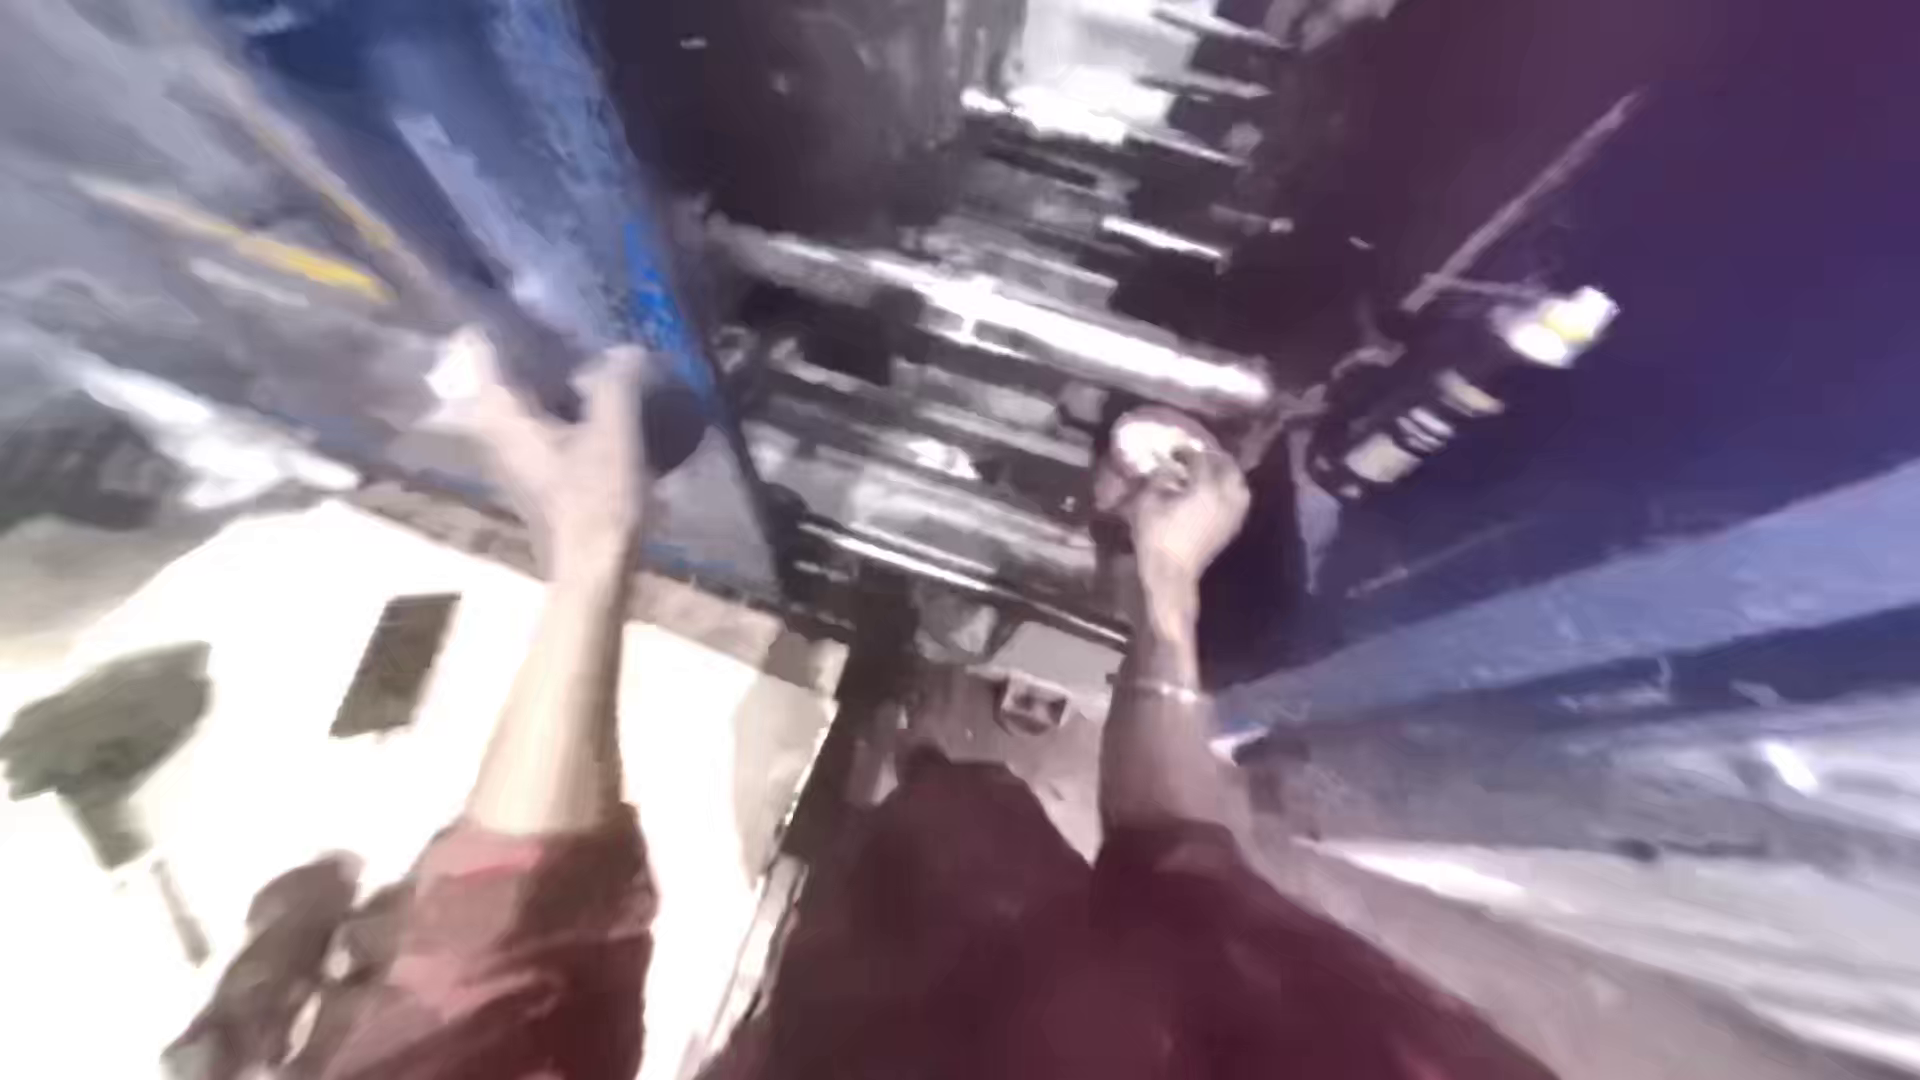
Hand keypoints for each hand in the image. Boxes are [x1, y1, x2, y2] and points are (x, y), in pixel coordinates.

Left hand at [446, 326, 649, 574]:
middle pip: (506, 368)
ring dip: (558, 378)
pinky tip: (604, 406)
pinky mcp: (536, 469)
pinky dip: (567, 406)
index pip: (483, 343)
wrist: (595, 562)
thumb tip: (627, 349)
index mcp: (499, 412)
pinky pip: (544, 420)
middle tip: (586, 333)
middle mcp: (493, 427)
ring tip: (601, 363)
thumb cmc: (598, 498)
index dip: (513, 318)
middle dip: (543, 347)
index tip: (551, 306)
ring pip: (527, 396)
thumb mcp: (615, 434)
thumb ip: (617, 384)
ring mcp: (512, 451)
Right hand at [1096, 409, 1248, 629]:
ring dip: (1224, 473)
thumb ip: (1157, 479)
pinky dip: (1229, 489)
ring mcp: (1234, 512)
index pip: (1200, 458)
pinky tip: (1214, 491)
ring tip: (1208, 472)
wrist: (1172, 574)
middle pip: (1227, 466)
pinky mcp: (1233, 526)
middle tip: (1194, 456)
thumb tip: (1163, 468)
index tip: (1172, 451)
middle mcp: (1227, 496)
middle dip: (1212, 458)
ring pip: (1238, 482)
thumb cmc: (1156, 537)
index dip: (1185, 451)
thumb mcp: (1147, 502)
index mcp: (1207, 487)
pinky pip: (1238, 498)